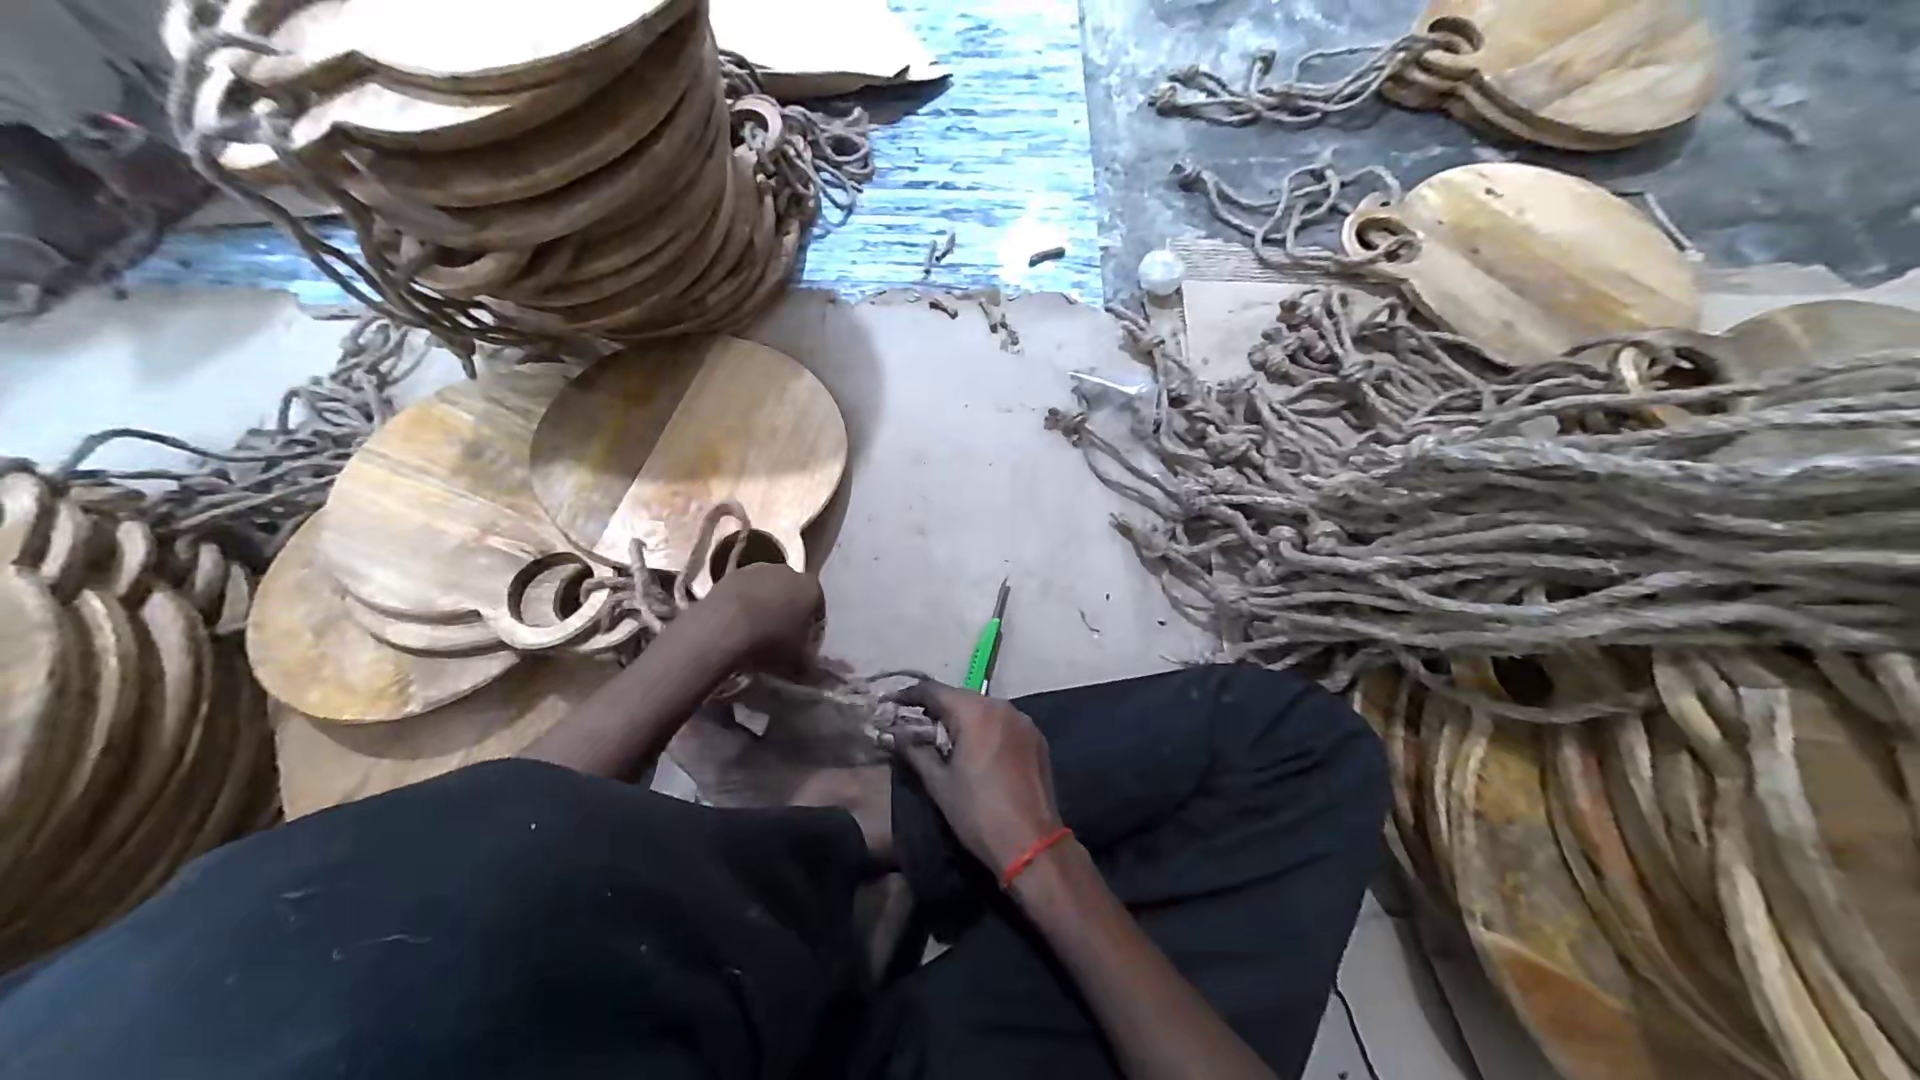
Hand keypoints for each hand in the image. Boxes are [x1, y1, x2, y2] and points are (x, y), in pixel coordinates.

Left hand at [703, 563, 823, 668]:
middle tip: (777, 638)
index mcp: (812, 589)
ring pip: (766, 590)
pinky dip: (741, 604)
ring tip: (752, 632)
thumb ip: (809, 661)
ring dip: (763, 606)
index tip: (801, 645)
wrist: (724, 628)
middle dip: (787, 613)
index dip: (810, 629)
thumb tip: (808, 666)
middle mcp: (789, 572)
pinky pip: (743, 592)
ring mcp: (758, 569)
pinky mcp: (731, 574)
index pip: (818, 609)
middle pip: (792, 594)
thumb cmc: (771, 642)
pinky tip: (734, 625)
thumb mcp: (799, 662)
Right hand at [892, 680, 1064, 871]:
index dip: (910, 695)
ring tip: (944, 737)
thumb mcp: (939, 783)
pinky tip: (977, 748)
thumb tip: (893, 733)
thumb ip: (914, 751)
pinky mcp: (1037, 738)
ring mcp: (1024, 722)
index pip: (935, 691)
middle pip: (962, 697)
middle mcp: (1003, 707)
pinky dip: (987, 729)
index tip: (891, 702)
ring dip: (963, 718)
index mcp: (976, 713)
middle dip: (937, 707)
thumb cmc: (978, 813)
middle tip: (914, 723)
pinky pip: (1004, 723)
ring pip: (985, 709)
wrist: (1032, 844)